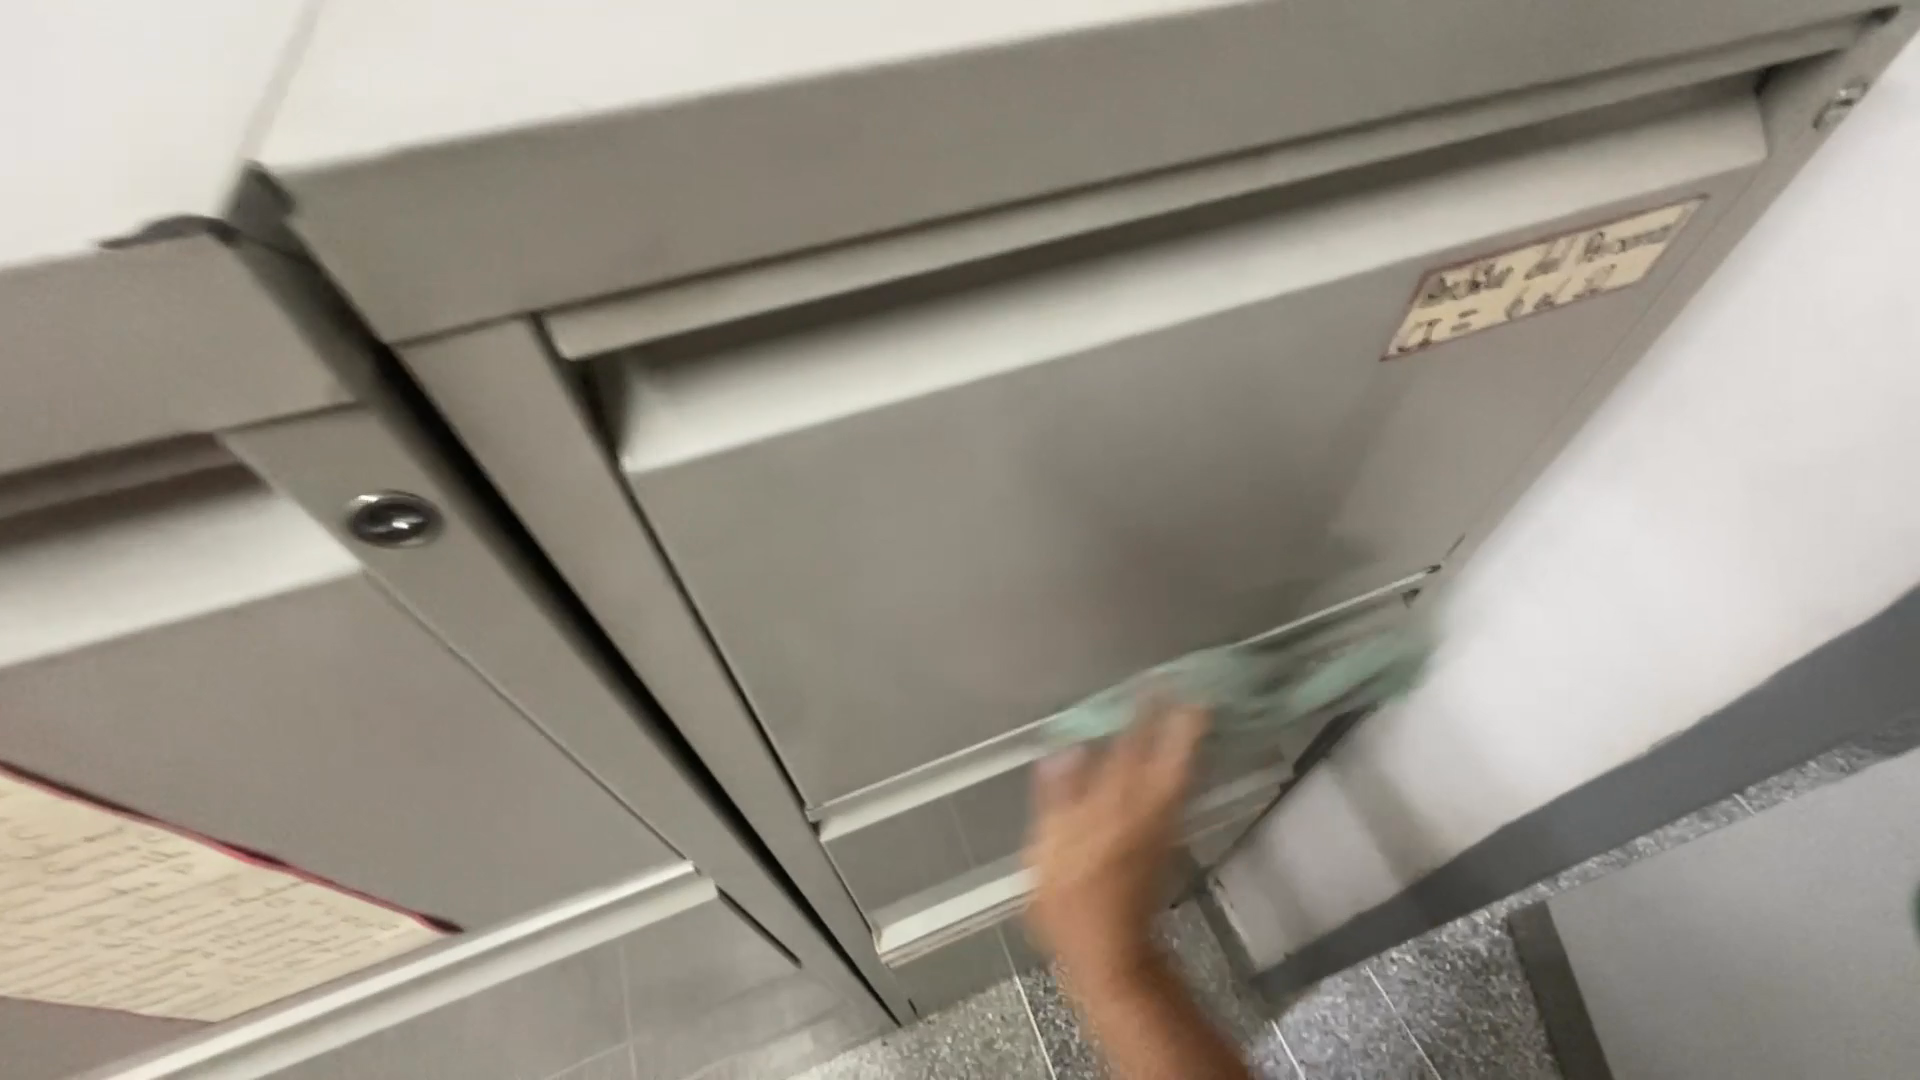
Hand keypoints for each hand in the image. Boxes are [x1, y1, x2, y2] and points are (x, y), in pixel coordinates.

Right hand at [1023, 701, 1209, 983]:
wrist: (1111, 952)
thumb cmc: (1069, 904)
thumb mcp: (1046, 851)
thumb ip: (1057, 798)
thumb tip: (1065, 751)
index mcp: (1107, 809)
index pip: (1126, 752)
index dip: (1142, 718)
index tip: (1154, 686)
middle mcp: (1141, 812)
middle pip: (1167, 760)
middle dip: (1183, 727)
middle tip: (1198, 693)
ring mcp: (1161, 828)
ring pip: (1181, 776)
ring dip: (1190, 745)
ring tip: (1199, 715)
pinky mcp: (1169, 842)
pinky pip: (1182, 794)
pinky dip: (1187, 770)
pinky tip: (1188, 759)